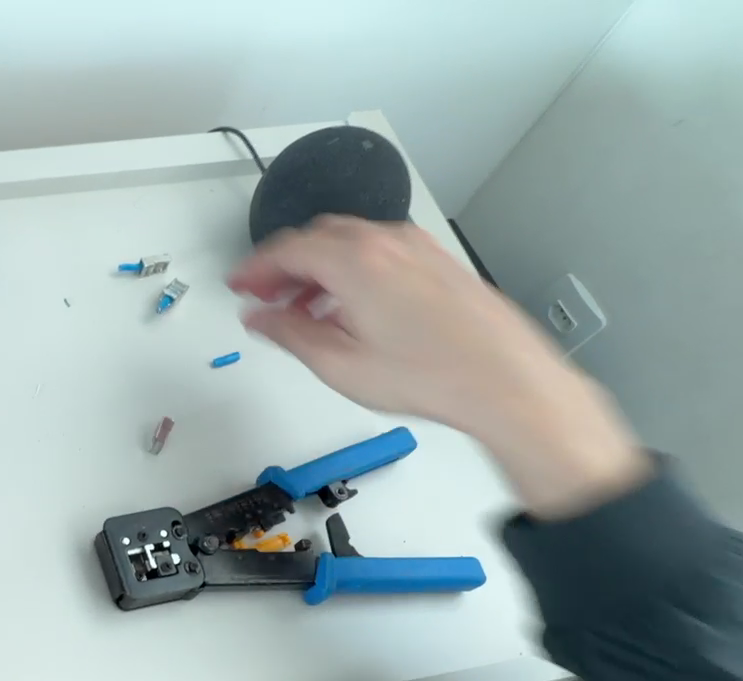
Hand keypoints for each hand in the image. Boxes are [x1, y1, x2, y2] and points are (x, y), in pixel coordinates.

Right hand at [229, 215, 649, 518]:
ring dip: (316, 268)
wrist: (504, 381)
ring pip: (349, 243)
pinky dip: (348, 271)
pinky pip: (378, 254)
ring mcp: (417, 250)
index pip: (287, 249)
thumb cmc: (431, 374)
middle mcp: (387, 244)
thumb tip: (259, 317)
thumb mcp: (337, 364)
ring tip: (300, 307)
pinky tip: (345, 307)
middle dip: (283, 265)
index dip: (254, 267)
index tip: (237, 284)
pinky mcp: (437, 264)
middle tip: (262, 294)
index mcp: (355, 262)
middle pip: (318, 238)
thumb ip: (288, 333)